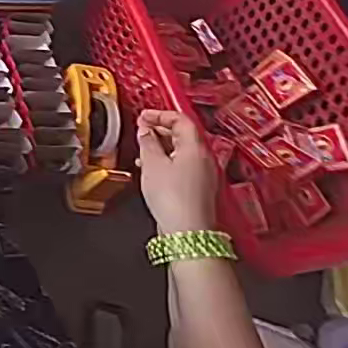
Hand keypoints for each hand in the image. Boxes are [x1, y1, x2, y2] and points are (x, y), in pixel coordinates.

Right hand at [136, 108, 217, 234]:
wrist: (187, 233)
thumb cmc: (173, 199)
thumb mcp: (151, 163)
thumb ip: (147, 142)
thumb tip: (145, 131)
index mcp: (195, 146)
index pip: (180, 119)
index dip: (160, 114)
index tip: (144, 115)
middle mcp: (204, 158)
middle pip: (183, 134)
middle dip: (161, 129)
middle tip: (142, 128)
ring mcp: (204, 174)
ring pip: (183, 150)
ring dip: (162, 146)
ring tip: (143, 149)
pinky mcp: (199, 189)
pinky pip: (183, 166)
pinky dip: (167, 161)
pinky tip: (153, 170)